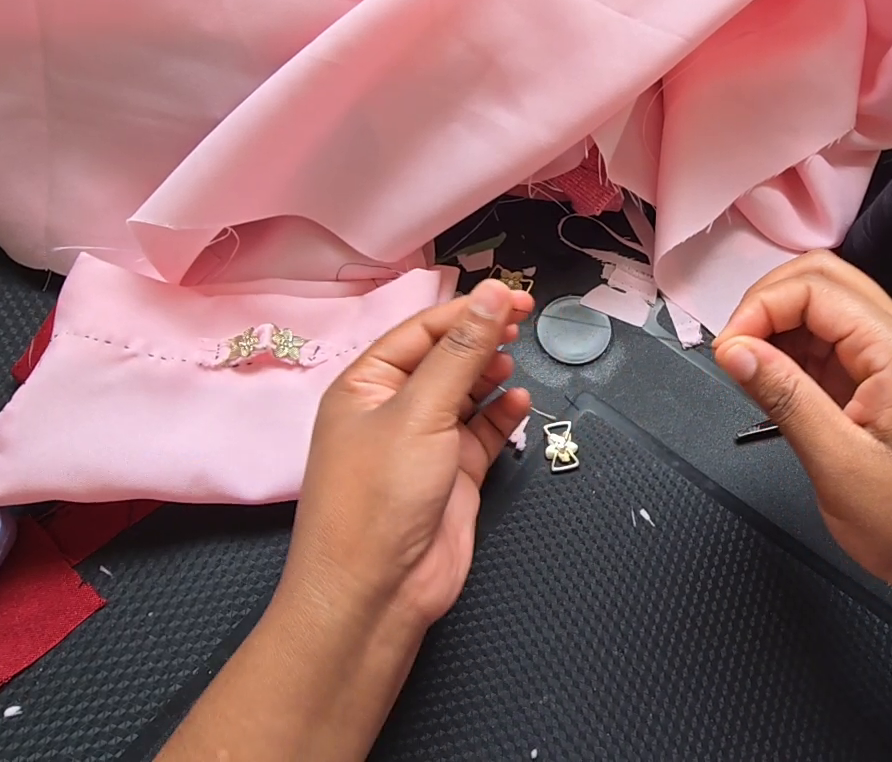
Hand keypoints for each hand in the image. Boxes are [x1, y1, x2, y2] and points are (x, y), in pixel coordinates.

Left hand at [280, 279, 535, 634]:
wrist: (377, 596)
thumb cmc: (381, 495)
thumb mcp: (421, 413)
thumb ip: (462, 352)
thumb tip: (493, 294)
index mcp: (368, 384)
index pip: (424, 330)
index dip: (469, 310)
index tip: (516, 298)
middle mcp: (395, 407)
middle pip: (447, 356)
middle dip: (482, 339)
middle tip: (523, 323)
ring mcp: (427, 440)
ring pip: (468, 390)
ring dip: (491, 374)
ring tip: (512, 365)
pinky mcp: (454, 471)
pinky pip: (483, 429)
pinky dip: (502, 413)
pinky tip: (518, 403)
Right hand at [712, 252, 891, 614]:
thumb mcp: (840, 466)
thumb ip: (785, 398)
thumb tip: (734, 350)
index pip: (816, 287)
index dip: (761, 307)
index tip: (728, 350)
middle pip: (822, 280)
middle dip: (768, 302)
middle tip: (735, 349)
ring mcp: (889, 360)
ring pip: (822, 307)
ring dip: (778, 326)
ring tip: (751, 371)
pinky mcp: (878, 382)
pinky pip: (827, 344)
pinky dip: (792, 353)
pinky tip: (775, 383)